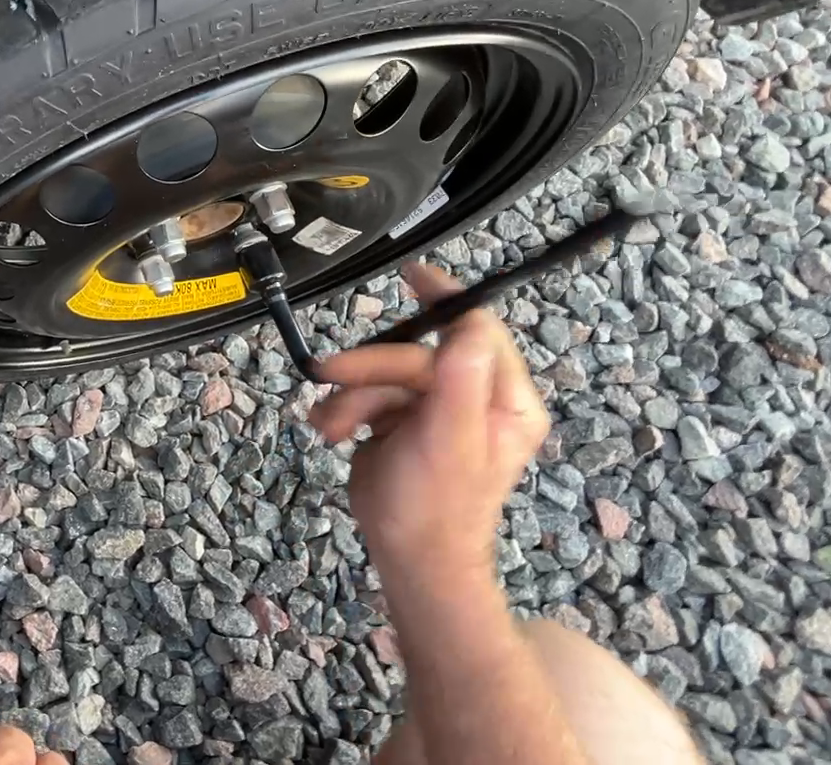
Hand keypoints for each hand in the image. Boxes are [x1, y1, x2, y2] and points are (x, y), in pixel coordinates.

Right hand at [306, 263, 549, 590]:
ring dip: (349, 396)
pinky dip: (343, 408)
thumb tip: (470, 327)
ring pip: (381, 374)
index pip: (475, 331)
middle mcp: (471, 397)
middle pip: (412, 353)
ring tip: (331, 426)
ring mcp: (433, 409)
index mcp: (502, 398)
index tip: (412, 274)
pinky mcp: (400, 420)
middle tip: (328, 374)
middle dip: (369, 368)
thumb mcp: (450, 443)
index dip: (445, 299)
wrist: (407, 555)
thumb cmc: (435, 505)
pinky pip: (365, 394)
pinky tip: (331, 430)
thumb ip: (461, 385)